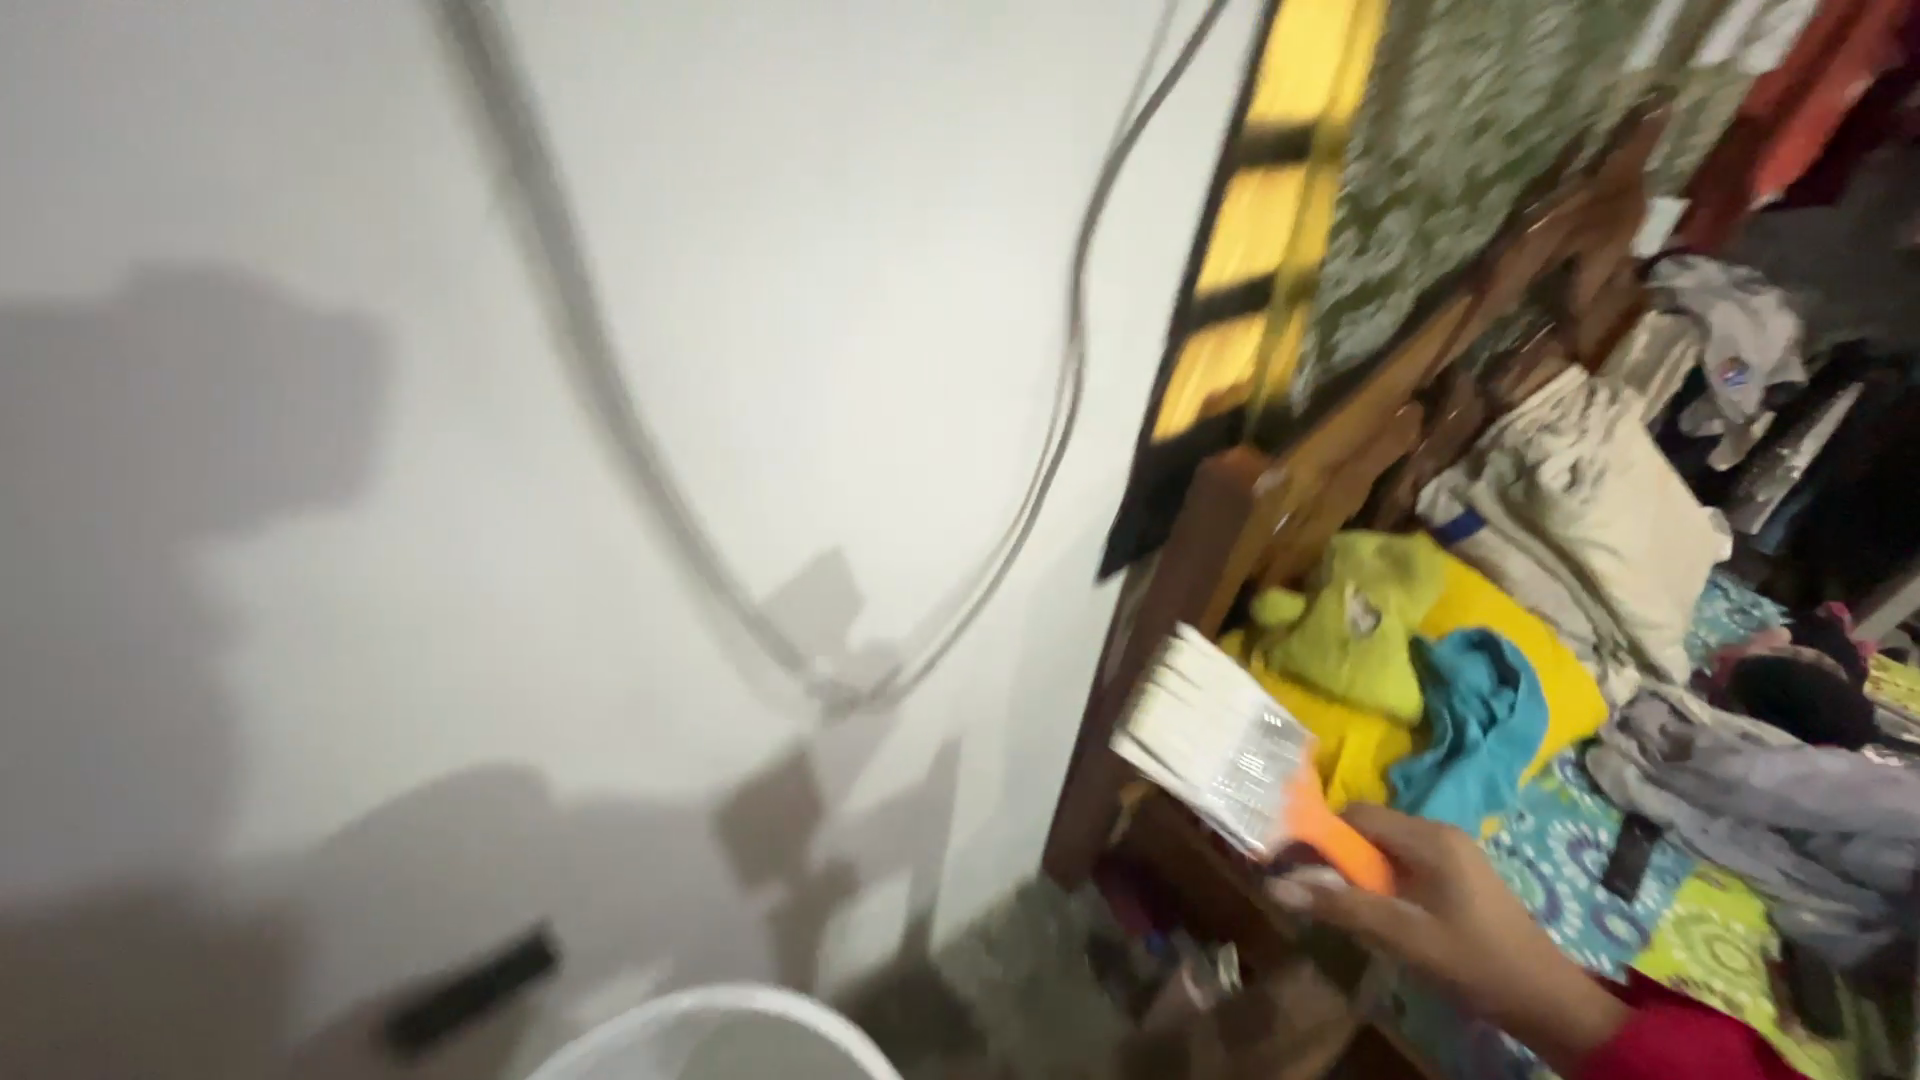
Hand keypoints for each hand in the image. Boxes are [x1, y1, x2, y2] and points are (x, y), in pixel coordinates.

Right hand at [1268, 804, 1627, 1074]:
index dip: (1322, 834)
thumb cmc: (1475, 963)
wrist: (1549, 1003)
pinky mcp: (1457, 871)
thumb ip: (1340, 907)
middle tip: (1322, 891)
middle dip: (1340, 855)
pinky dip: (1382, 877)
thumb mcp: (1402, 936)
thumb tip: (1275, 887)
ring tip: (1349, 905)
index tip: (1299, 865)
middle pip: (1369, 826)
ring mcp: (1452, 851)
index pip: (1356, 813)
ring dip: (1360, 869)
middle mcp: (1439, 831)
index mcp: (1429, 837)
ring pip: (1383, 844)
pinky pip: (1403, 859)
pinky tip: (1383, 910)